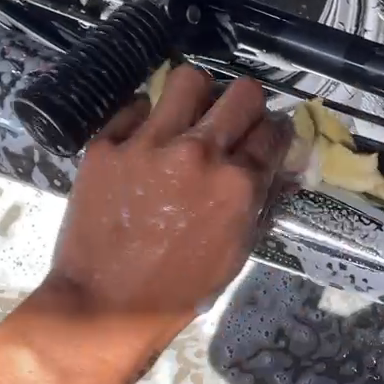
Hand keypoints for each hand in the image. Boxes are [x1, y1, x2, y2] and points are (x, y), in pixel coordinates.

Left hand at [42, 65, 291, 319]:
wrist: (108, 302)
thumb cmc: (183, 289)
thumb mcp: (238, 252)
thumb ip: (259, 202)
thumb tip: (275, 168)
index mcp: (237, 185)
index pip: (273, 132)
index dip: (275, 134)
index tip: (267, 139)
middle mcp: (198, 153)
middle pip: (242, 94)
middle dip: (247, 106)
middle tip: (235, 123)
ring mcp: (149, 143)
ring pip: (189, 80)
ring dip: (199, 97)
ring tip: (190, 118)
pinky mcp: (108, 143)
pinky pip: (138, 106)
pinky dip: (149, 120)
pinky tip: (147, 143)